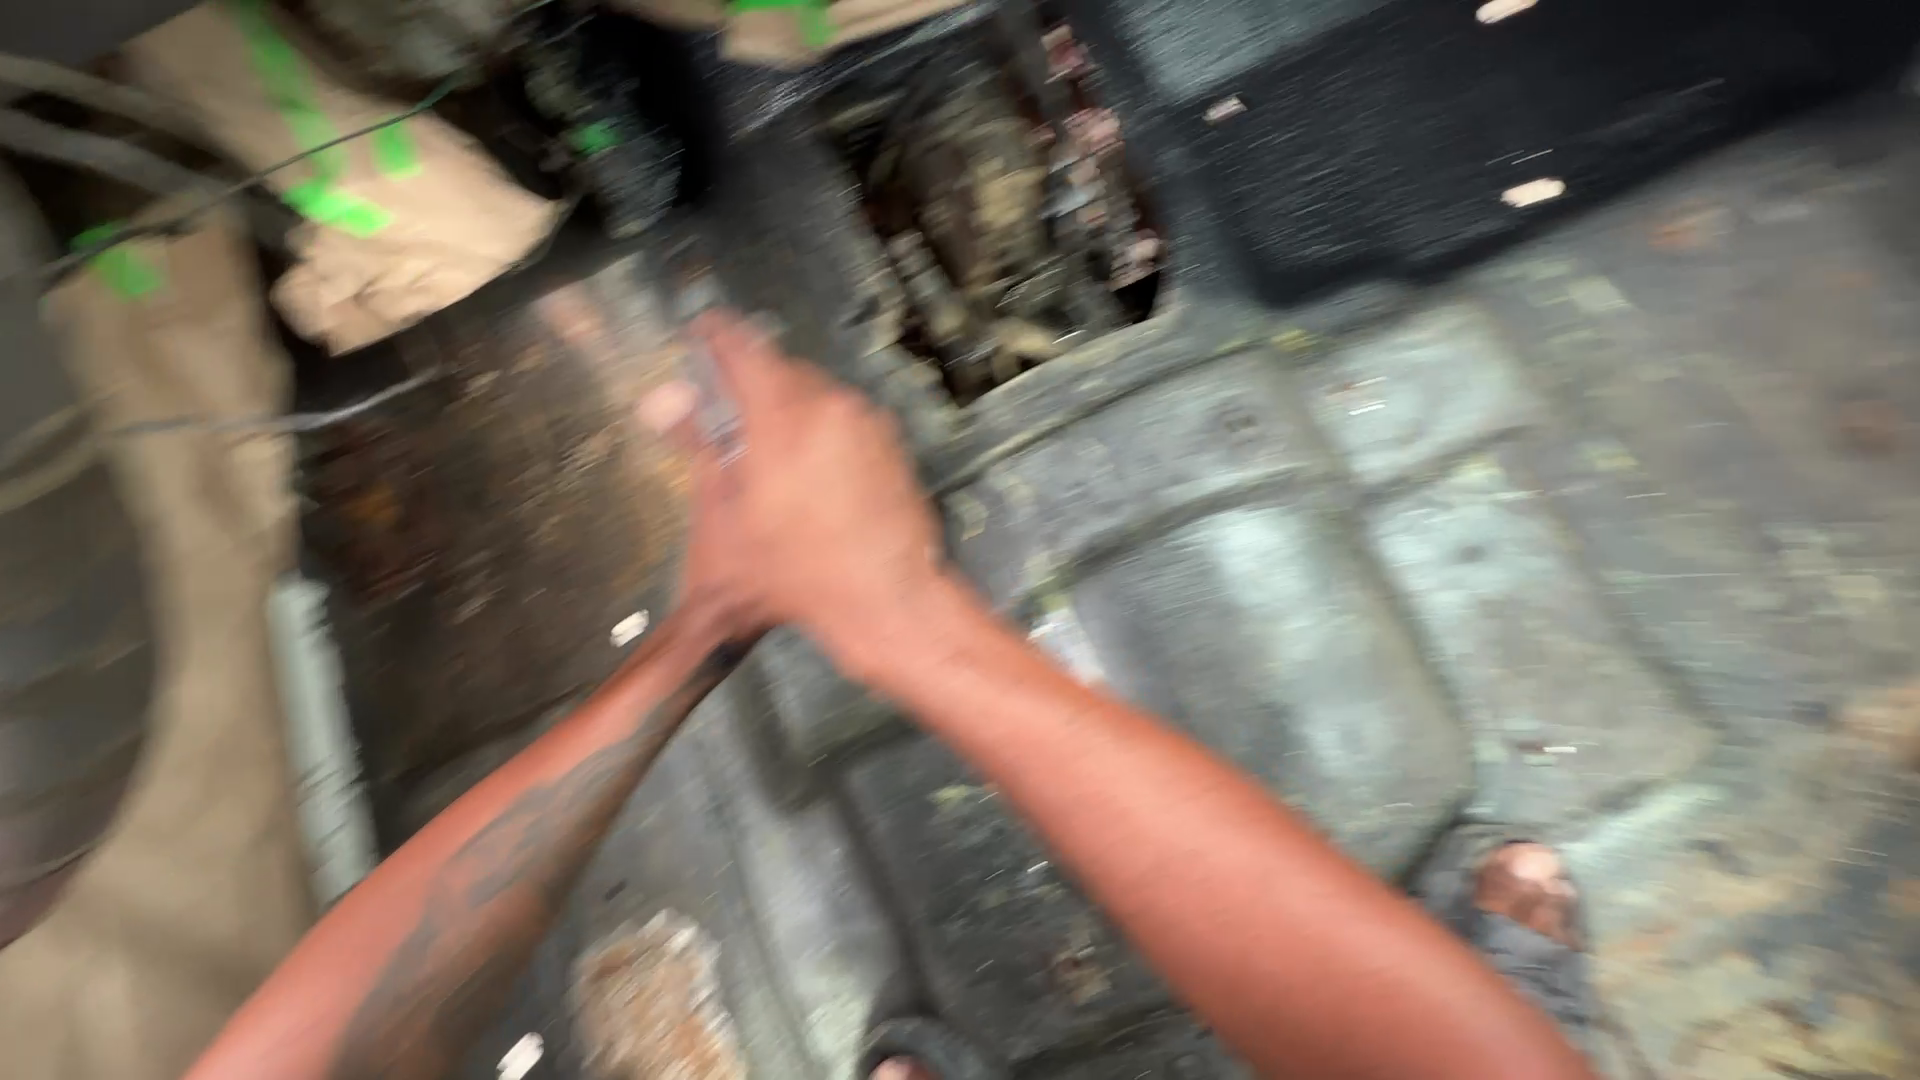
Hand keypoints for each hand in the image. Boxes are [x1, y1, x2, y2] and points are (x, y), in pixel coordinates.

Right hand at [641, 310, 948, 663]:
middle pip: (781, 368)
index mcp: (782, 416)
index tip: (701, 331)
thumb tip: (664, 403)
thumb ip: (699, 451)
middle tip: (733, 418)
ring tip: (776, 458)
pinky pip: (847, 416)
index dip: (715, 335)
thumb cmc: (796, 572)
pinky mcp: (893, 441)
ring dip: (791, 407)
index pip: (741, 347)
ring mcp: (868, 421)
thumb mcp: (727, 522)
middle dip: (754, 383)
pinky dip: (825, 427)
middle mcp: (830, 405)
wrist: (886, 597)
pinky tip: (818, 474)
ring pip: (818, 392)